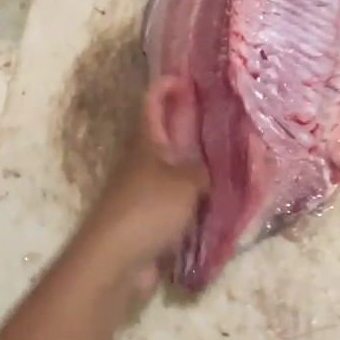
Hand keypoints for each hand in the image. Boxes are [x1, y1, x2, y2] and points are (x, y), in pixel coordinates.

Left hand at [75, 77, 206, 297]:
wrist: (113, 261)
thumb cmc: (147, 209)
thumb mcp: (185, 183)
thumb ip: (202, 172)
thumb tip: (210, 170)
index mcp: (146, 142)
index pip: (152, 102)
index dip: (166, 86)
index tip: (186, 77)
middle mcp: (143, 162)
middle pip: (164, 134)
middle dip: (187, 122)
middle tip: (219, 115)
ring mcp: (144, 191)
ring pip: (173, 167)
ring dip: (194, 161)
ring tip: (226, 156)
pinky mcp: (149, 220)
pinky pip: (176, 199)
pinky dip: (194, 195)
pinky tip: (216, 199)